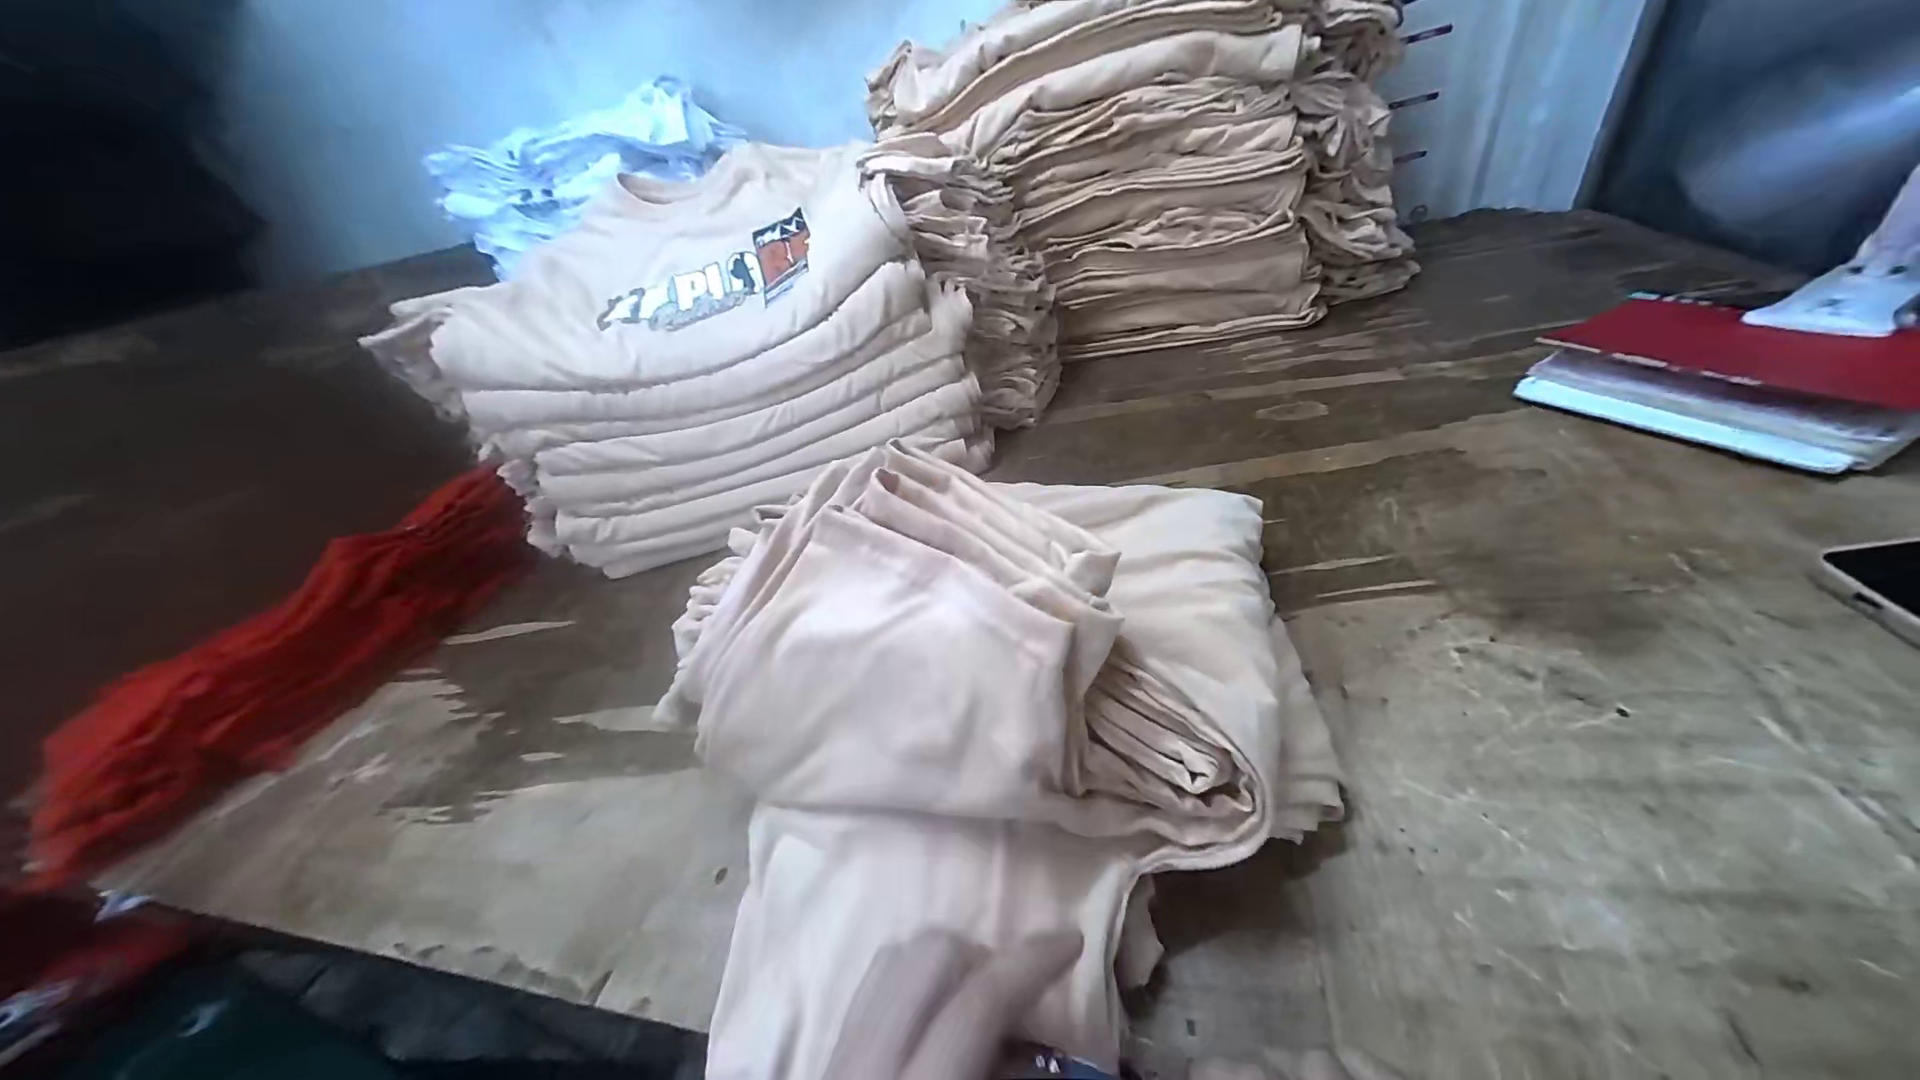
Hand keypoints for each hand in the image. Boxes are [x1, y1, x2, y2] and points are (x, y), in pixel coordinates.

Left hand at [825, 929, 1084, 1079]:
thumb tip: (1051, 1065)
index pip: (975, 1005)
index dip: (1030, 964)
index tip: (1072, 941)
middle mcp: (865, 1064)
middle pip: (929, 956)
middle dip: (984, 959)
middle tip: (1019, 1001)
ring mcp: (836, 1058)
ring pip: (895, 958)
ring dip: (948, 967)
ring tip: (980, 1008)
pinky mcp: (823, 1060)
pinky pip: (872, 988)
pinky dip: (913, 986)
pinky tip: (938, 1023)